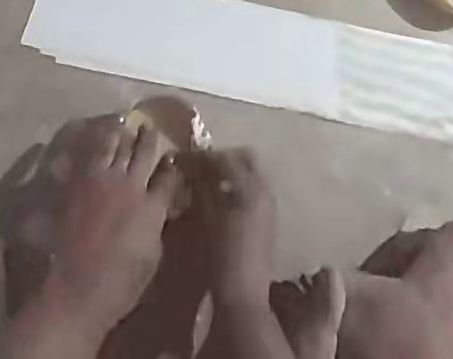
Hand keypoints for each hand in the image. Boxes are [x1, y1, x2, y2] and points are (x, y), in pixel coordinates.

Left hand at [43, 119, 178, 335]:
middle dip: (149, 138)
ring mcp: (107, 179)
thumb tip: (158, 212)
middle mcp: (133, 185)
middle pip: (145, 153)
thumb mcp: (151, 257)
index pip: (166, 177)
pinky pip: (96, 153)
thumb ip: (156, 227)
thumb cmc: (120, 285)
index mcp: (153, 207)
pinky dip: (103, 140)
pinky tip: (103, 135)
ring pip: (120, 146)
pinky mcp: (83, 180)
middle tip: (150, 127)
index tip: (170, 157)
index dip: (169, 166)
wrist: (78, 288)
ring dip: (126, 134)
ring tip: (127, 124)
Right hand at [193, 148, 278, 298]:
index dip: (202, 156)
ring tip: (207, 182)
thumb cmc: (222, 257)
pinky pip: (253, 187)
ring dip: (230, 171)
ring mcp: (269, 202)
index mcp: (250, 188)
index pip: (225, 158)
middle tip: (198, 167)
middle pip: (244, 157)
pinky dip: (237, 184)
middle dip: (221, 158)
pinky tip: (220, 198)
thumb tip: (189, 165)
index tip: (183, 159)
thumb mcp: (207, 218)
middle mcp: (264, 190)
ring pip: (250, 171)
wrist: (244, 296)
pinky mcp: (268, 215)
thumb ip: (201, 187)